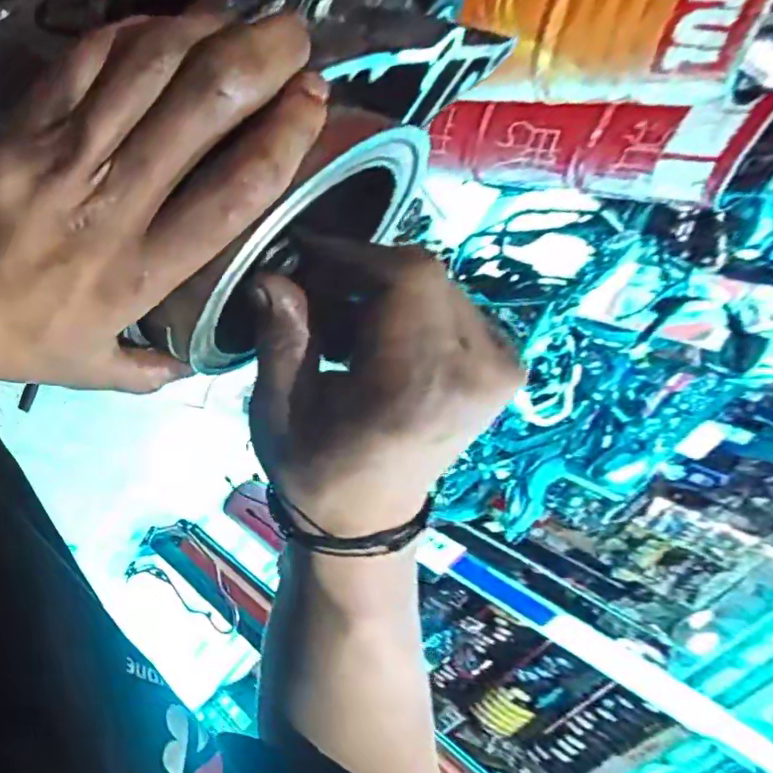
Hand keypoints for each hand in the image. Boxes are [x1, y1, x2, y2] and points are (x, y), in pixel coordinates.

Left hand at [0, 12, 328, 391]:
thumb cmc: (17, 342)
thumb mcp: (91, 370)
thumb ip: (148, 370)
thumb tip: (193, 366)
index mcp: (142, 271)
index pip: (236, 191)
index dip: (285, 136)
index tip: (312, 101)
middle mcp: (114, 205)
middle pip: (203, 108)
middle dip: (263, 57)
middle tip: (293, 36)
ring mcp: (64, 160)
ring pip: (148, 70)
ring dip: (204, 30)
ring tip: (234, 19)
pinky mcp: (21, 132)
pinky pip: (82, 63)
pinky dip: (128, 35)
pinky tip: (157, 28)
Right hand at [249, 238, 525, 537]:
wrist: (364, 521)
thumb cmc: (312, 470)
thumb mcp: (278, 409)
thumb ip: (280, 337)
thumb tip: (270, 275)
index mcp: (420, 383)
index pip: (406, 276)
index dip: (350, 252)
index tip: (300, 253)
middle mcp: (477, 367)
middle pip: (422, 273)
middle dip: (357, 270)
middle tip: (306, 291)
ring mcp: (499, 366)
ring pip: (435, 285)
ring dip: (377, 289)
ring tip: (331, 321)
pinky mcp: (501, 366)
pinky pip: (449, 305)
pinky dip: (402, 307)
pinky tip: (366, 337)